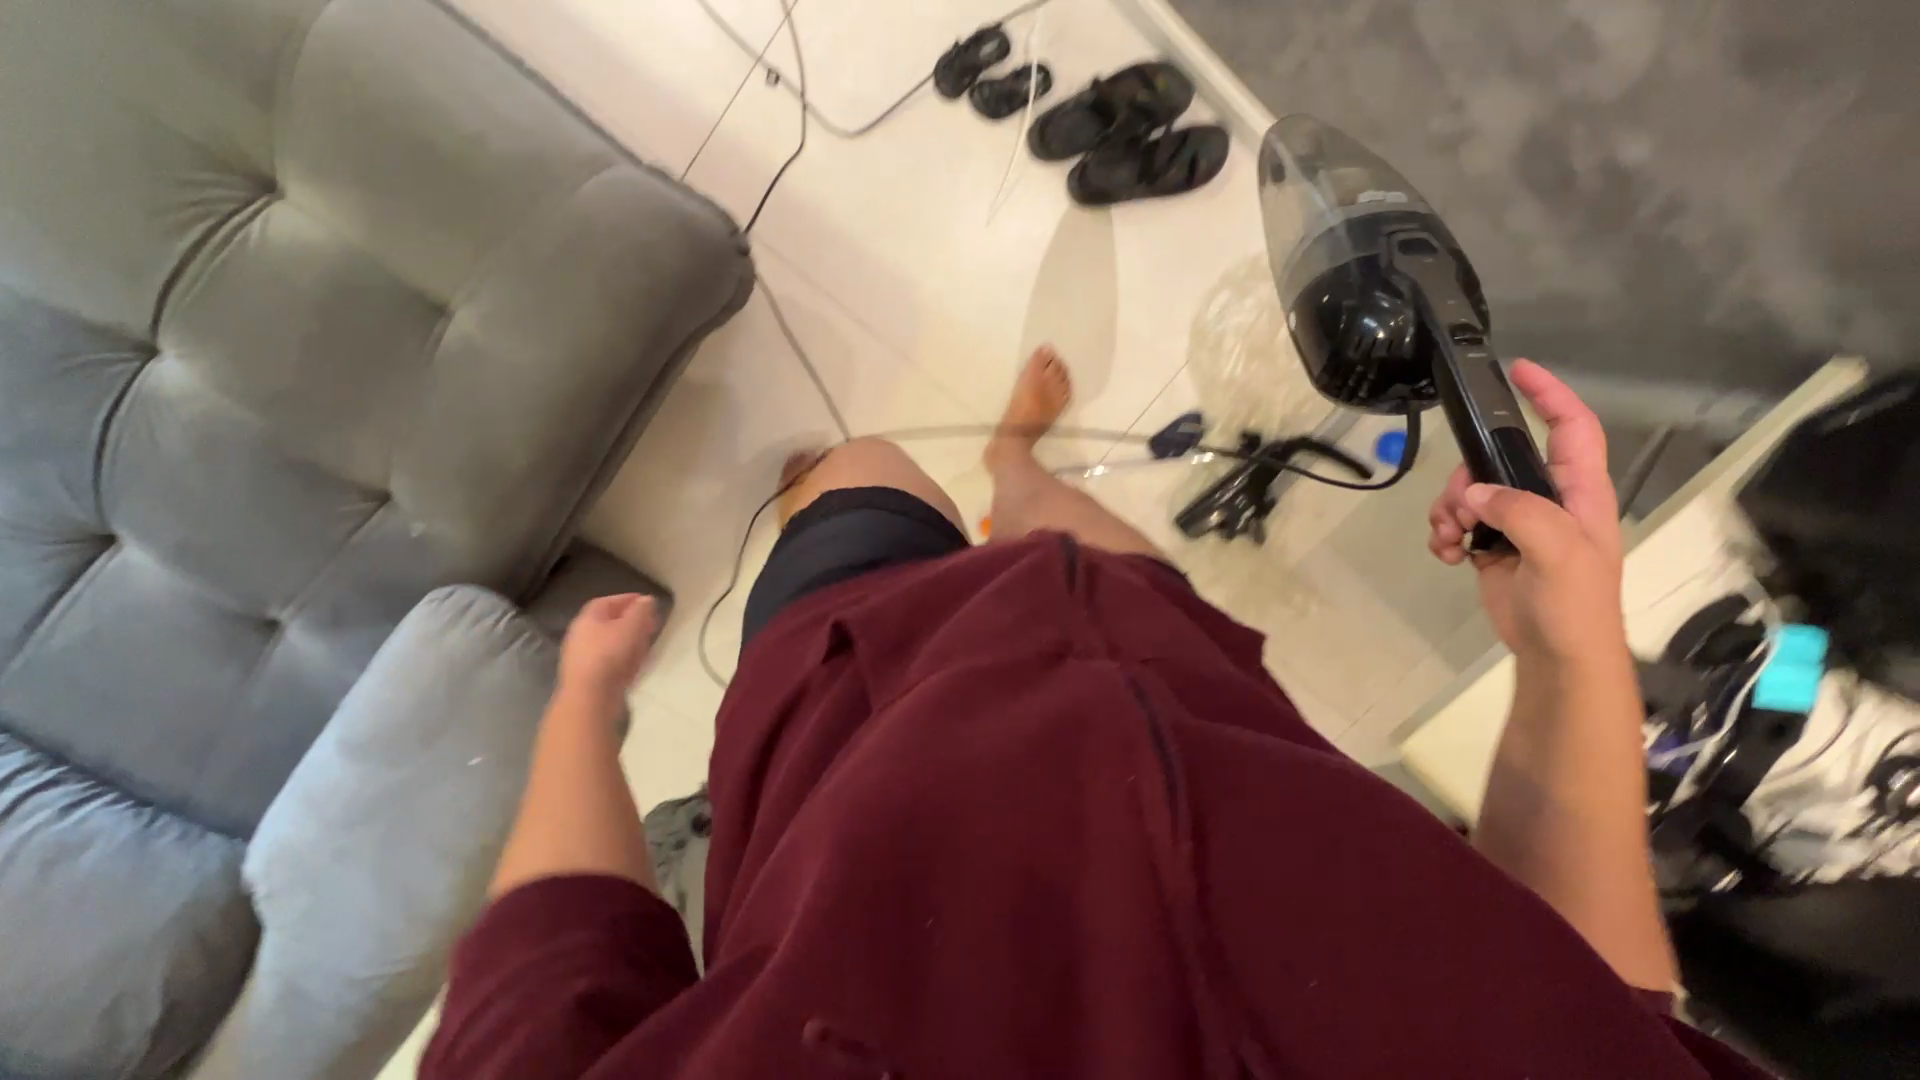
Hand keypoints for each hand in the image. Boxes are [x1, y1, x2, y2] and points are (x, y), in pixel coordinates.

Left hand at [558, 594, 658, 699]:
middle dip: (630, 620)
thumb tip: (646, 600)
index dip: (626, 599)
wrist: (590, 697)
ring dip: (627, 639)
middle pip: (607, 622)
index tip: (646, 602)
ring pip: (609, 641)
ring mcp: (582, 657)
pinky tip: (635, 662)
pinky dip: (623, 655)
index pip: (606, 602)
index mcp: (587, 619)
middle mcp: (580, 635)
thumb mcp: (631, 627)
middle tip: (650, 622)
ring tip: (646, 641)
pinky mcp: (588, 676)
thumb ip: (640, 611)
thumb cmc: (609, 655)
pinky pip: (608, 659)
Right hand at [1427, 360, 1627, 665]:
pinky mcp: (1492, 549)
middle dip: (1467, 478)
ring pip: (1470, 494)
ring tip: (1447, 539)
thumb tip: (1473, 495)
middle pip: (1498, 461)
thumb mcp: (1559, 553)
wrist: (1558, 654)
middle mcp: (1548, 501)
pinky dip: (1443, 535)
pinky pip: (1457, 524)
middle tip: (1458, 509)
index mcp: (1579, 493)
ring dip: (1448, 511)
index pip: (1572, 429)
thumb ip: (1520, 513)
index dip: (1550, 396)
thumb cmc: (1575, 605)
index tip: (1517, 372)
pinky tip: (1445, 555)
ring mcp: (1518, 526)